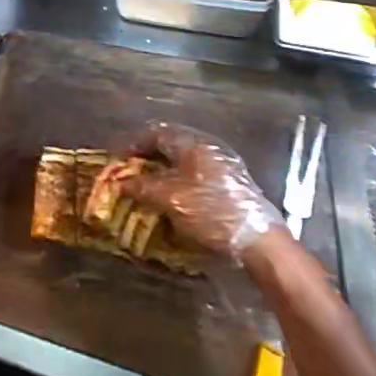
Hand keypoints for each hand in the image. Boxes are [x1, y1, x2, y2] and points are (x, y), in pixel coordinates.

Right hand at [113, 121, 280, 260]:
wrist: (259, 243)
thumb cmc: (211, 211)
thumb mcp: (170, 198)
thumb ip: (142, 187)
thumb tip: (120, 183)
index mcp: (193, 144)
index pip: (156, 133)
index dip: (132, 143)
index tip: (115, 158)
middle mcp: (207, 149)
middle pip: (169, 147)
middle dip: (145, 159)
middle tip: (127, 173)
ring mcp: (220, 168)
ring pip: (181, 163)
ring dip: (160, 174)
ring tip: (143, 189)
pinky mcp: (227, 187)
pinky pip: (192, 177)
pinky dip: (175, 184)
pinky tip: (168, 200)